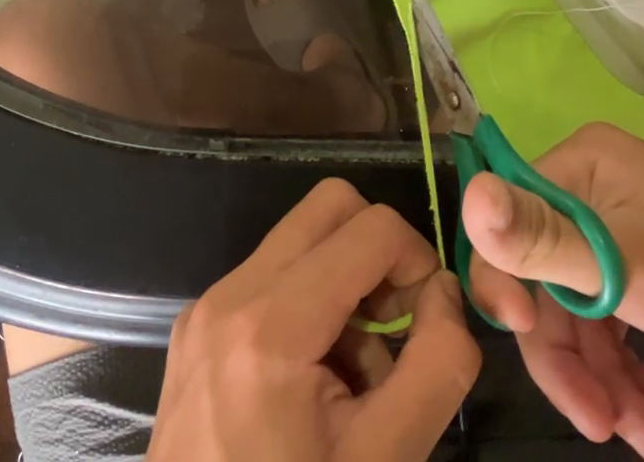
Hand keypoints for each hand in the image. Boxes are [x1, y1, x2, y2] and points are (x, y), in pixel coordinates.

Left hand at [148, 179, 481, 460]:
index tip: (426, 323)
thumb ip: (439, 363)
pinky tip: (315, 381)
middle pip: (329, 206)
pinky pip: (271, 276)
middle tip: (395, 325)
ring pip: (302, 240)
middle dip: (380, 252)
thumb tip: (445, 291)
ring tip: (353, 376)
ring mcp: (205, 307)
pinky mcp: (197, 325)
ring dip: (347, 284)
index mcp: (270, 325)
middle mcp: (229, 295)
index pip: (371, 228)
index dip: (418, 261)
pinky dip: (311, 304)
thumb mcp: (387, 454)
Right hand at [462, 124, 643, 454]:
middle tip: (603, 428)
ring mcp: (626, 227)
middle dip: (573, 361)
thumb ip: (543, 241)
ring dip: (608, 381)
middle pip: (545, 278)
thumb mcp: (631, 274)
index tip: (526, 345)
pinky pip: (614, 318)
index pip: (510, 221)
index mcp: (588, 164)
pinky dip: (633, 371)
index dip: (506, 287)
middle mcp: (599, 185)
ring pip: (579, 312)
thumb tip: (467, 195)